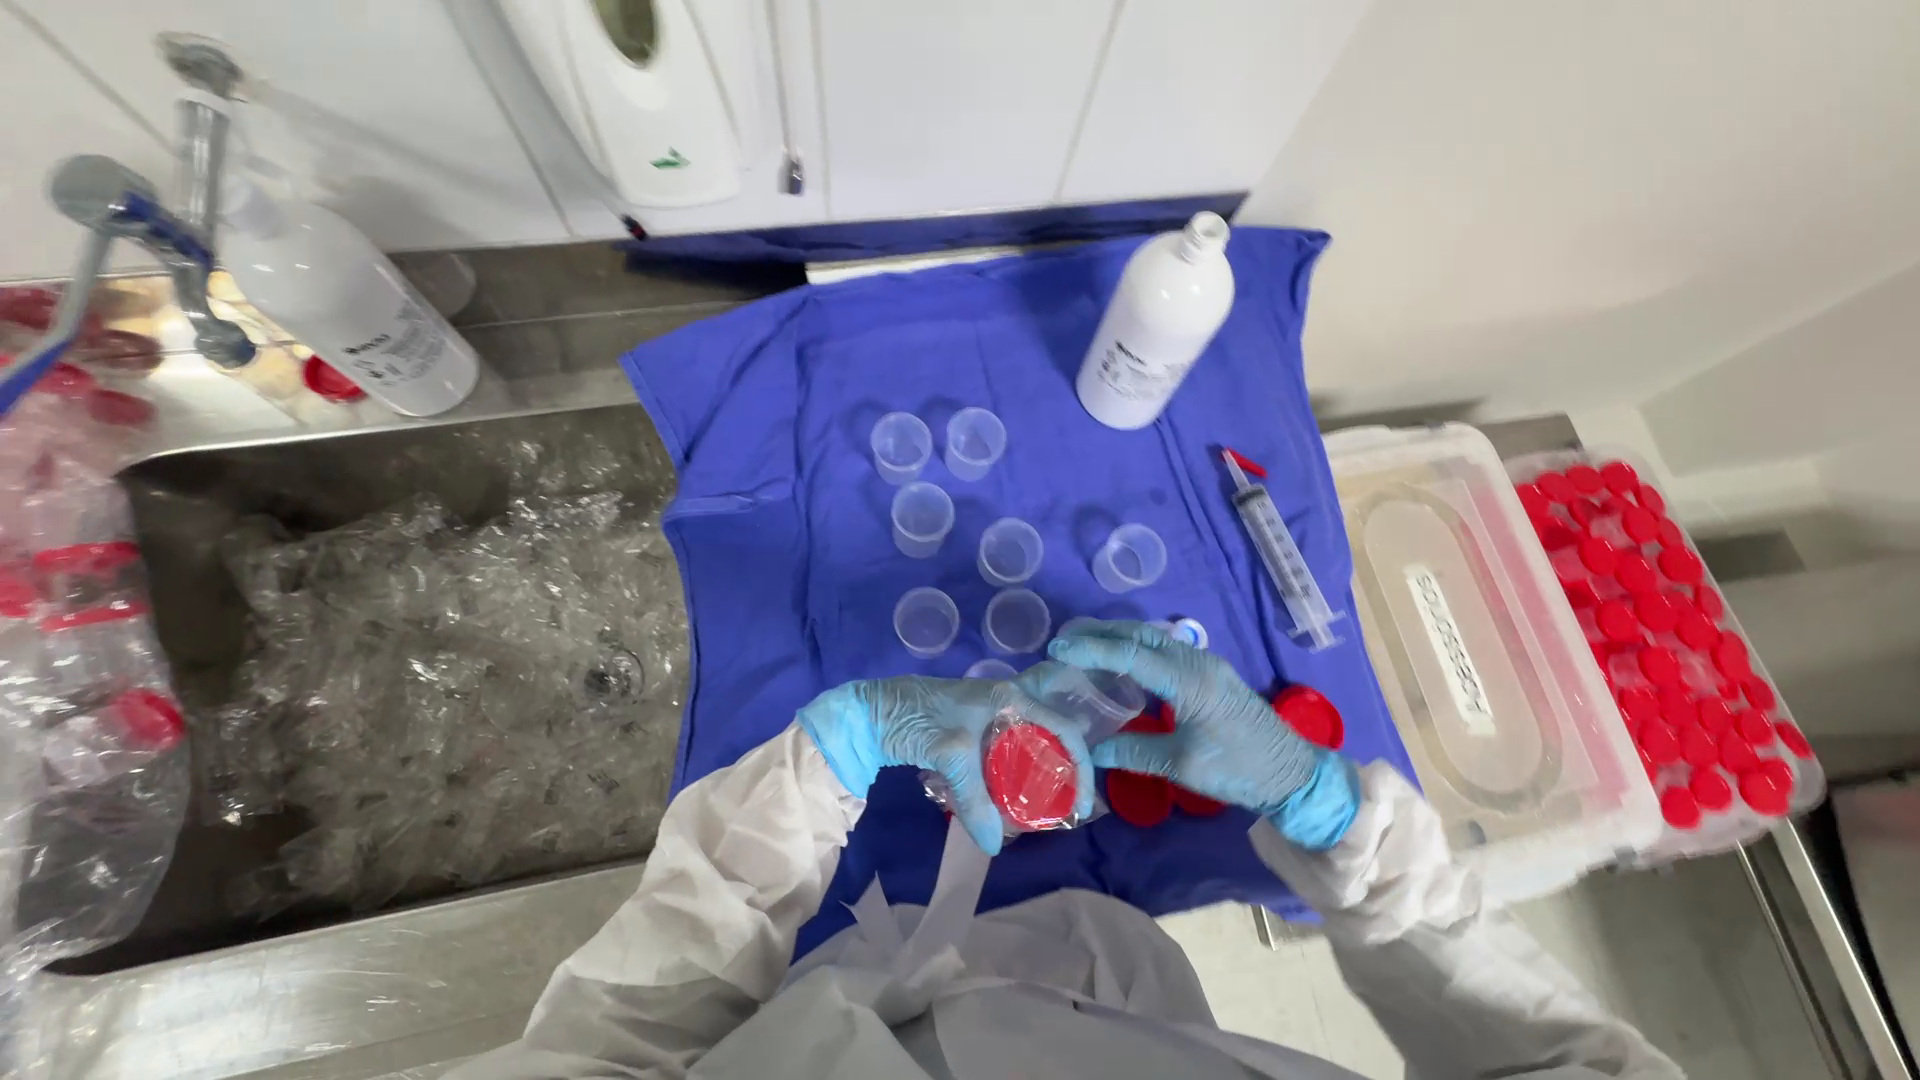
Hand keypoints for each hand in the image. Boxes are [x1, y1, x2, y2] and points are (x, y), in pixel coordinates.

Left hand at [797, 664, 1094, 854]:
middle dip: (1058, 778)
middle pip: (1048, 742)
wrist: (867, 713)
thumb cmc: (913, 717)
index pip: (1064, 728)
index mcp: (1011, 697)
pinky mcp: (969, 736)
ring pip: (1023, 754)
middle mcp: (1006, 705)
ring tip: (1033, 816)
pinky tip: (1001, 806)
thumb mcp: (949, 754)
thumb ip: (975, 799)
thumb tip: (995, 846)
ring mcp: (987, 721)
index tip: (1081, 805)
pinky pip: (999, 762)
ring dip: (1030, 783)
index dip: (1081, 766)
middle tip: (1058, 814)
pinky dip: (1004, 784)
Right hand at [1046, 619, 1359, 850]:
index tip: (1058, 649)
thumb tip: (1091, 750)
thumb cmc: (1238, 769)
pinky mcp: (1209, 672)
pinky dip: (1136, 647)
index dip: (1091, 650)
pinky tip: (1120, 661)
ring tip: (1083, 644)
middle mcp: (1196, 661)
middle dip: (1099, 633)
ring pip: (1153, 637)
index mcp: (1189, 680)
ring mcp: (1205, 663)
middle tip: (1063, 639)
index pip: (1130, 655)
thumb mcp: (1181, 764)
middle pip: (1140, 635)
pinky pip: (1165, 648)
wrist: (1292, 773)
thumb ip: (1134, 751)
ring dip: (1117, 637)